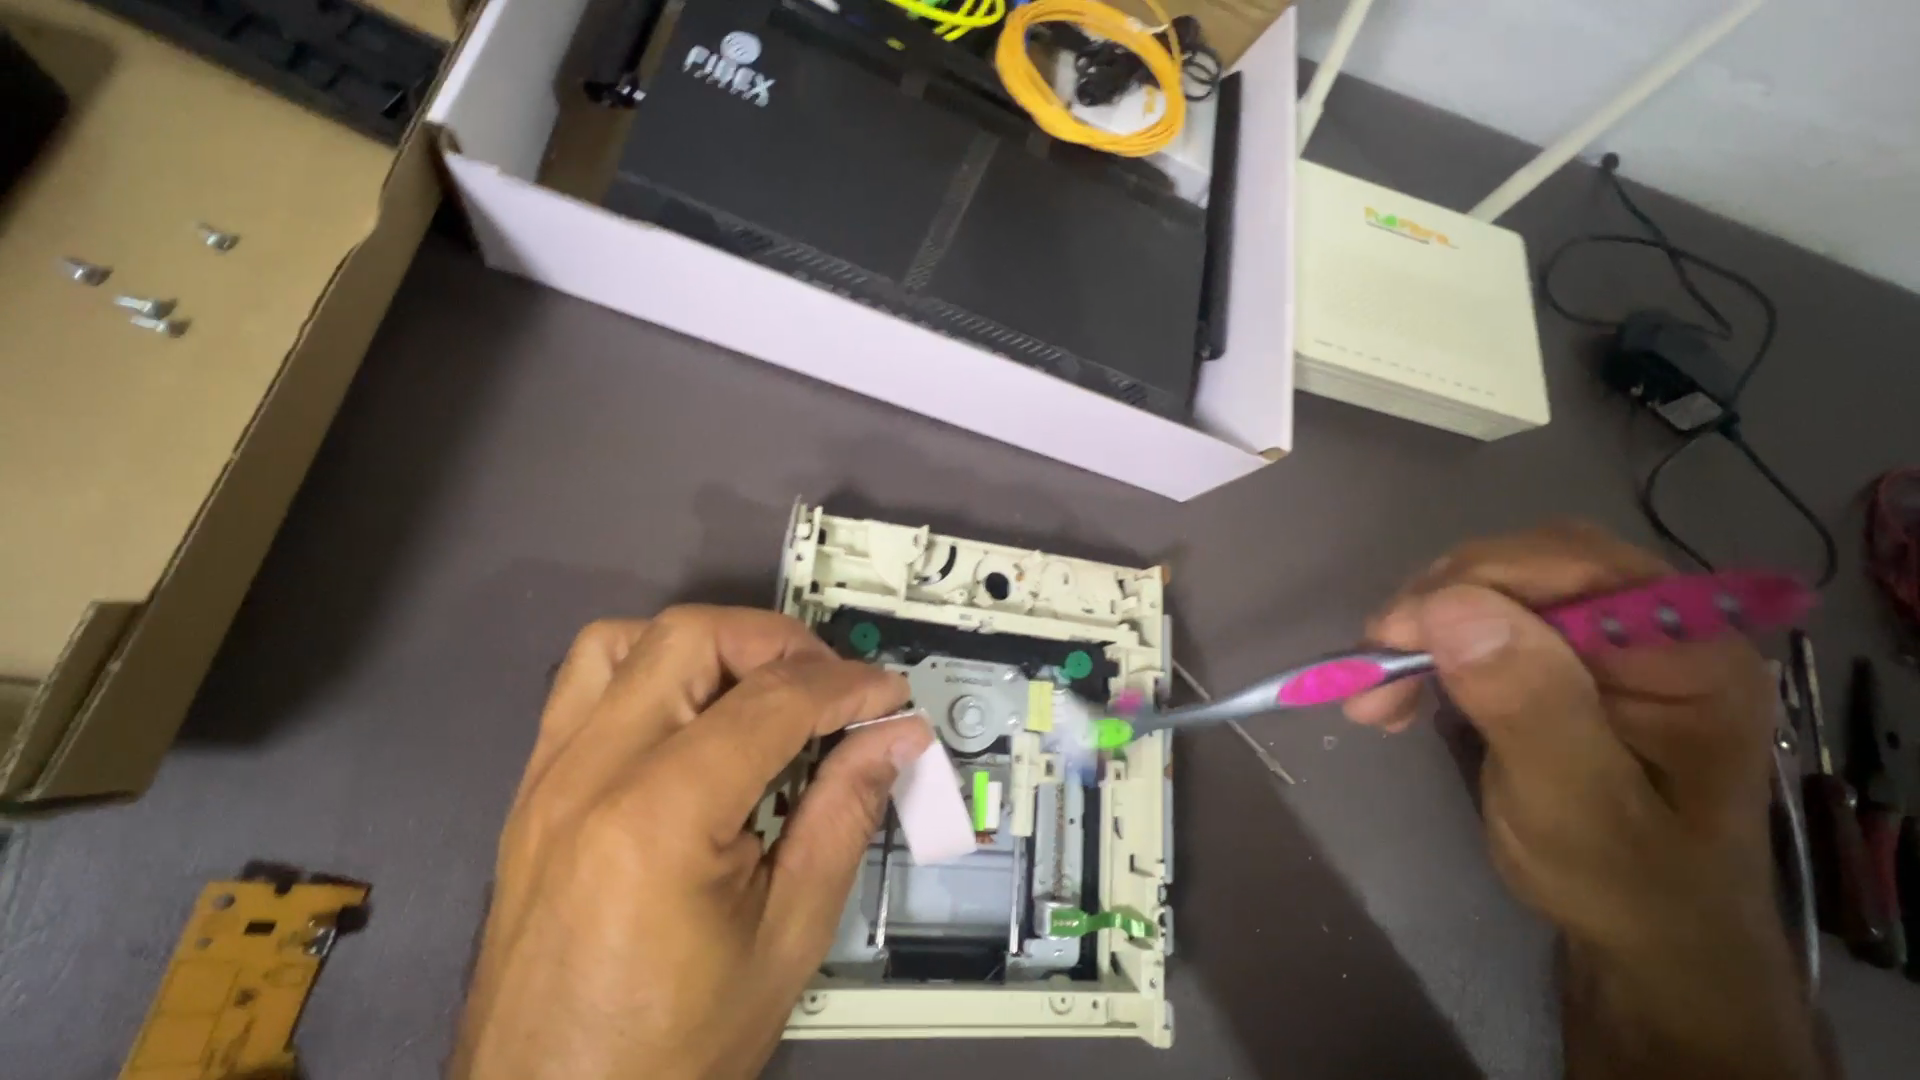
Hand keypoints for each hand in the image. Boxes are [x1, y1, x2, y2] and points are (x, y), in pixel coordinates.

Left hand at [451, 606, 929, 1079]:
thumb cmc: (677, 1045)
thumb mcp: (788, 936)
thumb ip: (843, 816)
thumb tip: (895, 739)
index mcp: (656, 819)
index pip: (771, 701)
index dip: (845, 687)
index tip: (889, 698)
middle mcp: (588, 775)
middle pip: (694, 638)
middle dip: (781, 644)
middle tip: (834, 690)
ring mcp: (547, 778)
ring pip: (626, 640)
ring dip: (709, 644)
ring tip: (764, 689)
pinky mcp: (532, 792)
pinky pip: (585, 684)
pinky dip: (651, 668)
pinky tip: (695, 714)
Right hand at [1346, 524, 1822, 1078]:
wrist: (1646, 939)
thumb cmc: (1625, 884)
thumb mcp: (1575, 806)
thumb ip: (1529, 705)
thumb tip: (1449, 606)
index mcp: (1687, 653)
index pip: (1571, 564)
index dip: (1470, 583)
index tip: (1390, 638)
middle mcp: (1651, 627)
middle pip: (1524, 565)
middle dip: (1435, 606)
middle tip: (1375, 667)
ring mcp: (1603, 640)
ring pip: (1491, 588)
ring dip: (1421, 629)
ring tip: (1379, 695)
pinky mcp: (1560, 658)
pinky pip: (1479, 621)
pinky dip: (1427, 647)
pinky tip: (1402, 692)